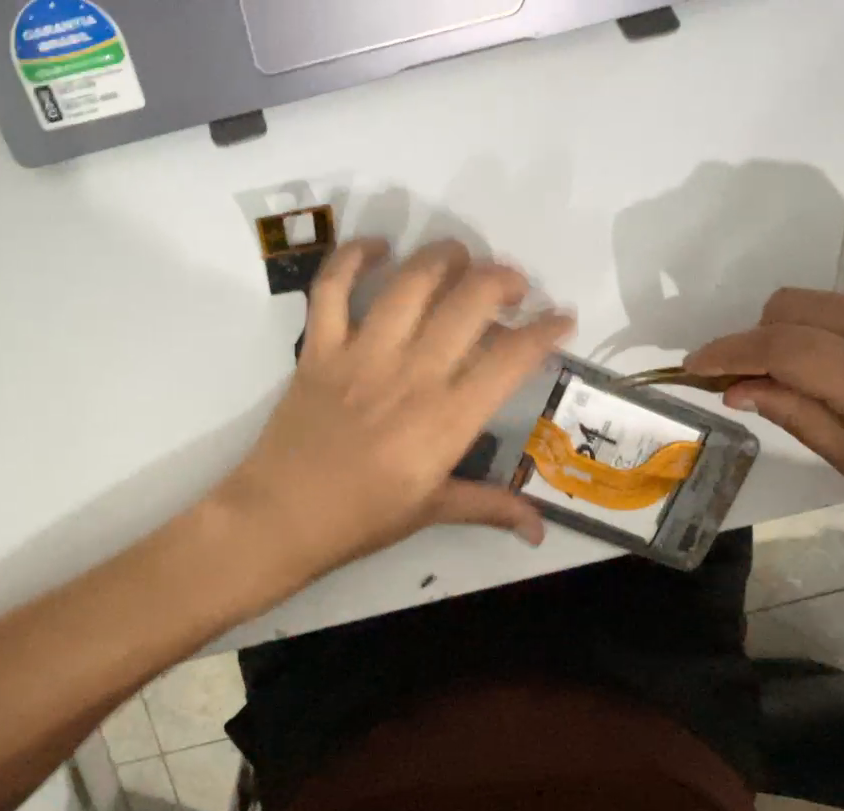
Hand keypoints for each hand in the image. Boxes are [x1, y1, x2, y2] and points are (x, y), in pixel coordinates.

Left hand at [215, 238, 575, 575]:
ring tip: (460, 258)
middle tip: (512, 287)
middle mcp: (413, 374)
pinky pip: (334, 287)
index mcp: (448, 419)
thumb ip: (489, 506)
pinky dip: (353, 256)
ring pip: (412, 282)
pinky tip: (377, 246)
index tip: (561, 319)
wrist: (282, 517)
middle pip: (470, 302)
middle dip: (503, 281)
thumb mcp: (432, 512)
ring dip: (444, 257)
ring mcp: (363, 355)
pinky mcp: (319, 348)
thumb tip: (541, 531)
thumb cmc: (361, 520)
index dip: (546, 330)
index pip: (512, 358)